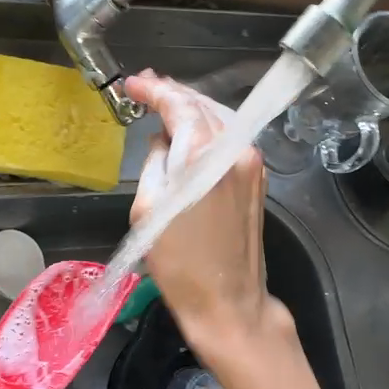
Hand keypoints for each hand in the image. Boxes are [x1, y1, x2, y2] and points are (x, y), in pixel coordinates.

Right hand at [124, 72, 291, 356]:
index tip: (132, 85)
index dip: (153, 90)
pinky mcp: (257, 181)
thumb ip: (155, 163)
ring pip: (219, 119)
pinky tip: (189, 134)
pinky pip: (229, 141)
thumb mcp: (148, 210)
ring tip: (163, 106)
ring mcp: (251, 165)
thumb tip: (163, 142)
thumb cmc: (180, 265)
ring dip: (191, 110)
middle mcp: (235, 149)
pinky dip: (208, 130)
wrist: (228, 303)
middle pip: (202, 105)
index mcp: (204, 153)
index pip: (178, 104)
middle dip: (173, 94)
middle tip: (145, 88)